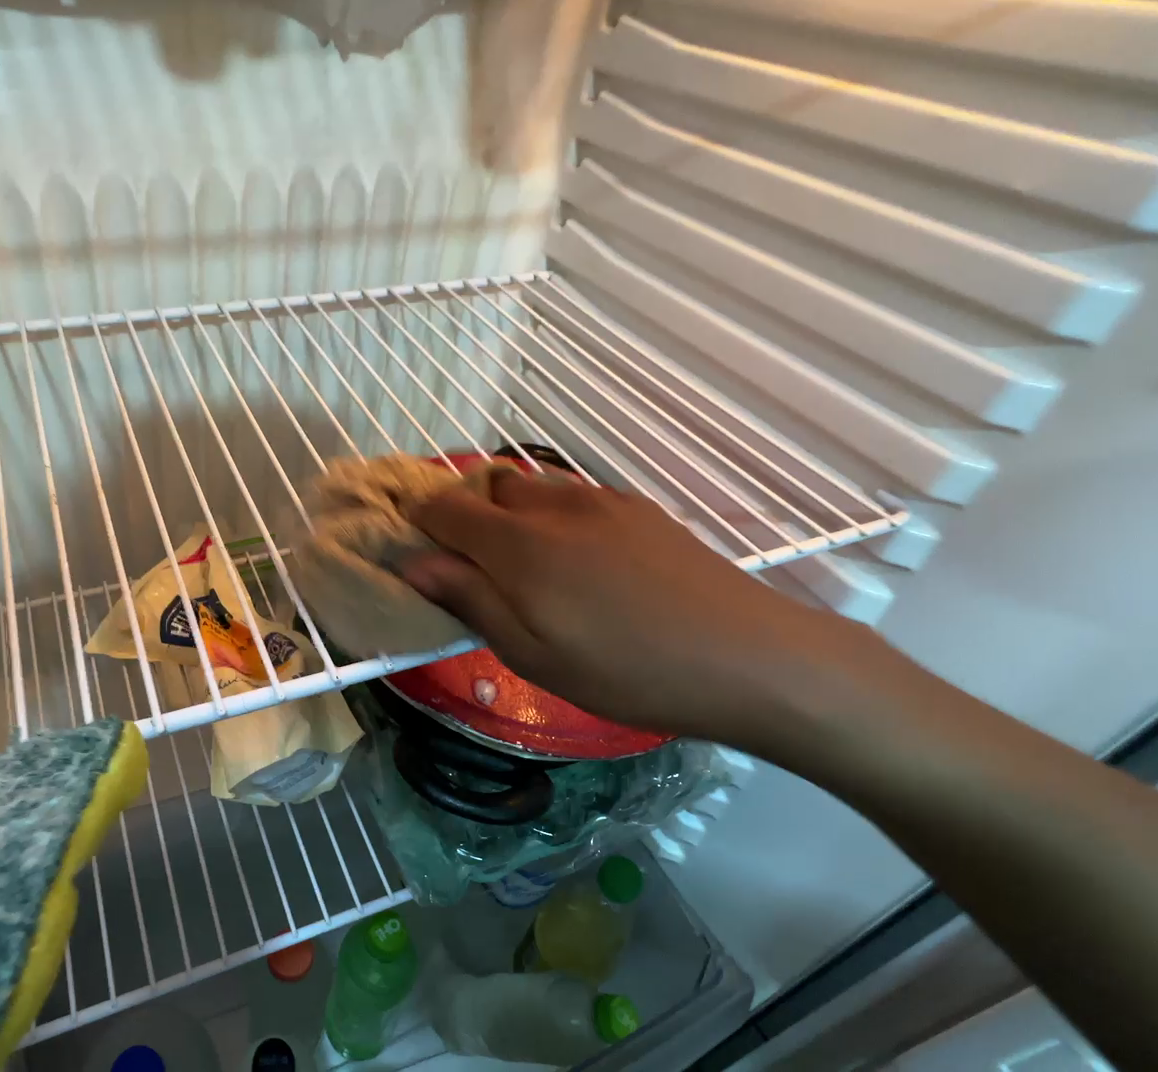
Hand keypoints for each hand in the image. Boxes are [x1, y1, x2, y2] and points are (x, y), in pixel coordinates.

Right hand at [402, 468, 873, 752]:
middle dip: (463, 511)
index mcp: (519, 546)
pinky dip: (550, 514)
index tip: (411, 545)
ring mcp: (602, 501)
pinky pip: (573, 495)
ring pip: (532, 485)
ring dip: (508, 510)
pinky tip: (576, 559)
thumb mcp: (534, 654)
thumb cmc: (627, 671)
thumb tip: (415, 563)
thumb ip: (471, 600)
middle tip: (467, 563)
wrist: (746, 656)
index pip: (446, 507)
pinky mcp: (638, 508)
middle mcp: (554, 506)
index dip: (418, 519)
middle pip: (487, 485)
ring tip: (521, 561)